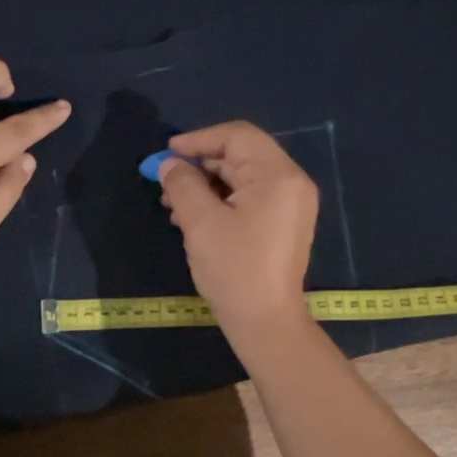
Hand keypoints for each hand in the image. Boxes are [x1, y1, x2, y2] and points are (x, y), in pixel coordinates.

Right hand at [159, 121, 320, 341]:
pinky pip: (250, 197)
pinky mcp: (283, 223)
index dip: (198, 140)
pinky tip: (194, 219)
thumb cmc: (233, 269)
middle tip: (165, 183)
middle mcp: (291, 182)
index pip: (237, 136)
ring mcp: (291, 204)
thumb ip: (183, 185)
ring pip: (242, 178)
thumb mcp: (201, 223)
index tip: (166, 154)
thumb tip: (169, 165)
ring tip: (173, 206)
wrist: (264, 320)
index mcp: (277, 176)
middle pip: (241, 155)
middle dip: (200, 165)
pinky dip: (221, 200)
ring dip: (206, 185)